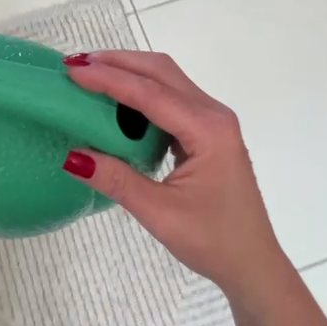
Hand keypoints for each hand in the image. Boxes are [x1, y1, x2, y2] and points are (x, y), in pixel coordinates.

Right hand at [60, 51, 288, 297]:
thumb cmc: (213, 241)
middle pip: (160, 71)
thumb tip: (73, 156)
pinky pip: (172, 95)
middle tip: (77, 63)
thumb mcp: (160, 215)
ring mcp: (213, 118)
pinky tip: (119, 99)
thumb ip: (117, 181)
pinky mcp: (208, 128)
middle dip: (117, 62)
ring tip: (91, 74)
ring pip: (167, 78)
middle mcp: (213, 113)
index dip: (109, 78)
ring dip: (129, 70)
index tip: (73, 70)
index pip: (150, 92)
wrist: (253, 263)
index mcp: (207, 130)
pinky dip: (142, 88)